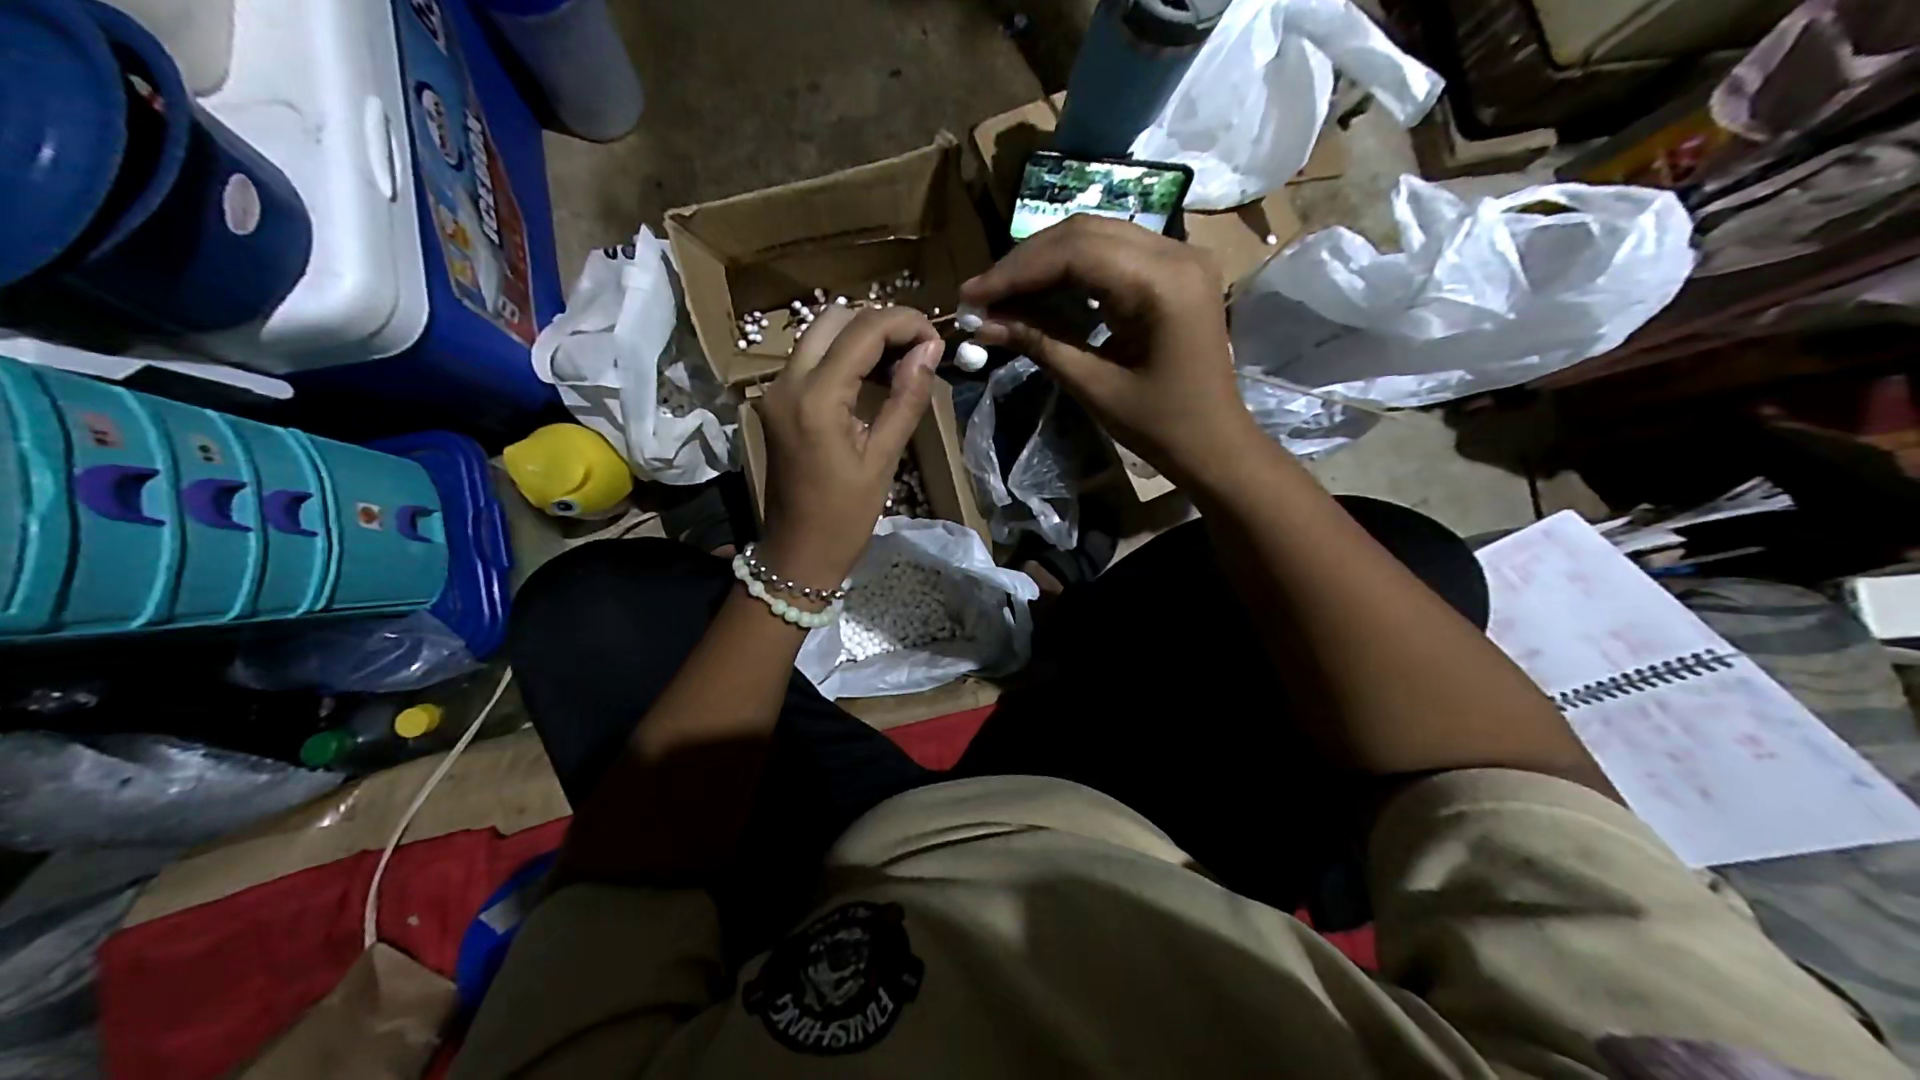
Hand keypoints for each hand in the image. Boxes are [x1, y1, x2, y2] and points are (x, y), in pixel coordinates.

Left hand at [755, 306, 941, 594]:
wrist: (798, 551)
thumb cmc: (844, 516)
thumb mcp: (884, 458)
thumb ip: (906, 398)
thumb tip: (930, 350)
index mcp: (816, 398)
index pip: (863, 331)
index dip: (905, 324)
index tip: (936, 338)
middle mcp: (787, 382)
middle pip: (836, 318)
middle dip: (882, 322)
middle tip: (918, 347)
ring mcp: (777, 390)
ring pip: (820, 333)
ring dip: (862, 334)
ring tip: (902, 359)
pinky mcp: (777, 400)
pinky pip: (811, 357)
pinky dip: (844, 353)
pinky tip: (874, 374)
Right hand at [959, 215, 1258, 483]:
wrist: (1215, 442)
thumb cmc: (1160, 425)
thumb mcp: (1095, 386)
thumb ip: (1040, 343)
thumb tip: (981, 323)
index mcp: (1163, 283)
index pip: (1074, 252)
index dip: (1015, 271)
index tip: (971, 294)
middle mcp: (1176, 253)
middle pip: (1083, 233)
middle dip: (1025, 262)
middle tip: (981, 295)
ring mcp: (1179, 256)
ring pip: (1095, 236)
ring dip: (1044, 262)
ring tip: (1002, 293)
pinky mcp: (1173, 269)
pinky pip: (1112, 253)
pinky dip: (1070, 269)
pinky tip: (1040, 291)